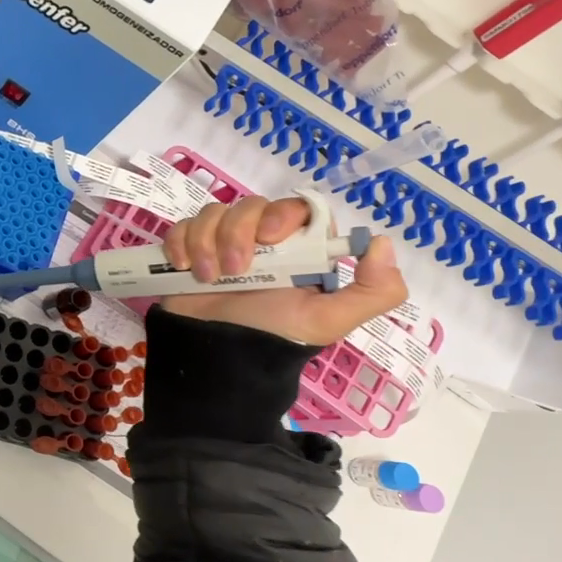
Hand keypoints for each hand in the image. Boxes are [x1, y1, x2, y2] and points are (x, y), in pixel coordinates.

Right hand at [159, 195, 407, 345]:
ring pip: (213, 213)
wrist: (217, 356)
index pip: (296, 208)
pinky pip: (181, 226)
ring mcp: (221, 242)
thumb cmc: (273, 335)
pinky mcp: (188, 248)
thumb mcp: (330, 320)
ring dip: (206, 242)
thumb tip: (381, 242)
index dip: (281, 214)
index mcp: (299, 250)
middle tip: (236, 269)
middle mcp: (261, 240)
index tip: (271, 239)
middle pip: (250, 205)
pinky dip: (180, 244)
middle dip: (237, 233)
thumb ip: (374, 291)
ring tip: (207, 278)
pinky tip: (183, 268)